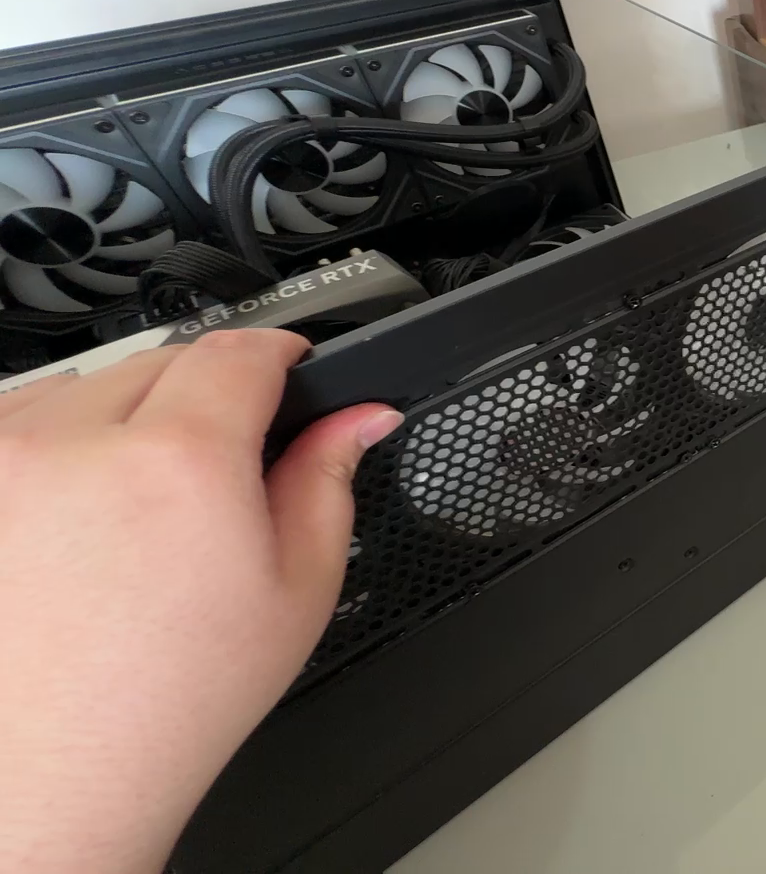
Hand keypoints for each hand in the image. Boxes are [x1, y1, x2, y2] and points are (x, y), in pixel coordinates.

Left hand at [0, 329, 400, 873]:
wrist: (44, 782)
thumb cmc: (171, 693)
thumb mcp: (301, 576)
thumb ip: (330, 475)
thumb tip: (363, 418)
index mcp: (180, 461)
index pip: (242, 351)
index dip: (287, 352)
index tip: (299, 367)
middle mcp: (66, 449)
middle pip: (166, 360)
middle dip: (215, 387)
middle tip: (237, 456)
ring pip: (85, 385)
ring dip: (135, 409)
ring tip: (155, 490)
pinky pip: (14, 425)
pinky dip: (62, 440)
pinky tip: (86, 502)